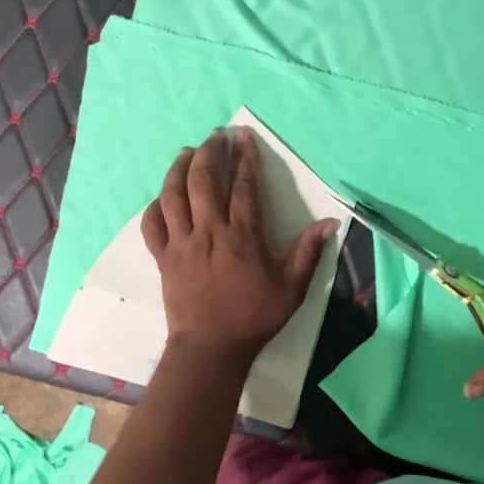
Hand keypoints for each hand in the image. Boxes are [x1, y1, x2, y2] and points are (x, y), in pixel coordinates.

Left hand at [141, 128, 337, 368]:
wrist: (210, 348)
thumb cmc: (254, 317)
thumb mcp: (291, 288)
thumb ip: (308, 252)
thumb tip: (330, 222)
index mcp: (243, 237)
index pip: (244, 187)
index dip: (246, 159)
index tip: (245, 138)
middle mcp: (209, 232)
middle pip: (204, 180)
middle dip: (210, 152)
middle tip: (217, 135)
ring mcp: (182, 243)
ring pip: (174, 194)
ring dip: (179, 168)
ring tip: (188, 152)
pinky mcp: (163, 257)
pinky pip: (153, 224)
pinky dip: (155, 205)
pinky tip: (163, 196)